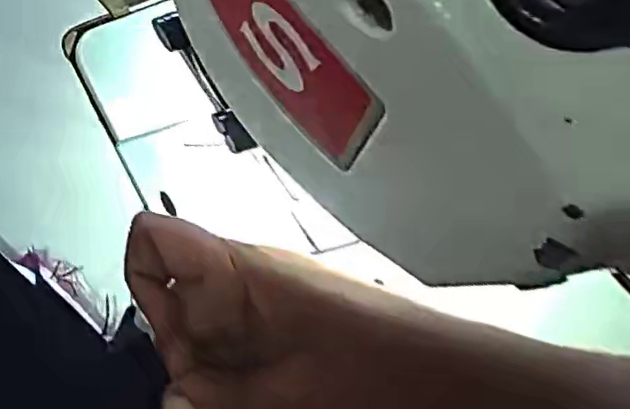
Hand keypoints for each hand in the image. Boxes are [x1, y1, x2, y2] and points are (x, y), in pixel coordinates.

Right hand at [125, 213, 481, 408]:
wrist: (487, 390)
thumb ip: (223, 399)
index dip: (143, 283)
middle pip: (174, 299)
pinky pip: (242, 346)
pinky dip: (246, 381)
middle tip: (221, 399)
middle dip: (188, 355)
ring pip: (209, 330)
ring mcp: (266, 300)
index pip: (150, 238)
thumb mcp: (294, 399)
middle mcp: (241, 274)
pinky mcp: (289, 326)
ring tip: (265, 403)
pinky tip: (277, 403)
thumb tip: (168, 402)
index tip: (171, 342)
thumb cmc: (399, 376)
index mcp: (233, 268)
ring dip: (220, 376)